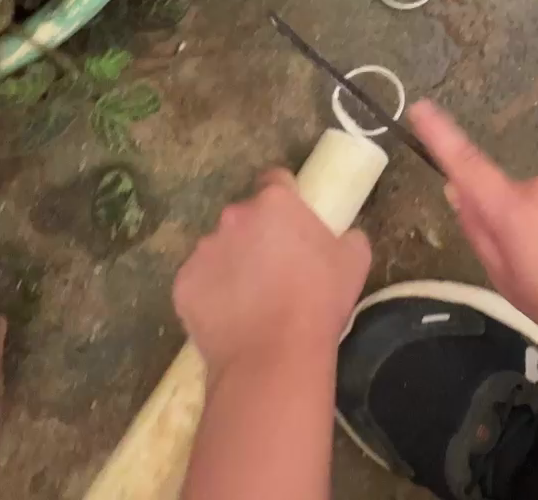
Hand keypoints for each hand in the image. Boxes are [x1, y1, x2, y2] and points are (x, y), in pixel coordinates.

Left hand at [172, 169, 371, 377]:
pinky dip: (211, 291)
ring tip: (252, 297)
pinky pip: (199, 280)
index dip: (286, 197)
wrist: (273, 357)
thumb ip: (347, 235)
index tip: (293, 221)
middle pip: (245, 216)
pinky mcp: (182, 285)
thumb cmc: (319, 301)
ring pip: (219, 248)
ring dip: (233, 261)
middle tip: (276, 265)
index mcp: (275, 202)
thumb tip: (342, 237)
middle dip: (257, 233)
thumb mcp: (355, 260)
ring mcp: (204, 251)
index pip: (276, 180)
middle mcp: (234, 217)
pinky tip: (231, 315)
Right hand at [410, 100, 537, 354]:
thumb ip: (479, 235)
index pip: (466, 164)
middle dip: (497, 227)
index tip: (420, 108)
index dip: (440, 136)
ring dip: (526, 235)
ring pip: (523, 208)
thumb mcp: (509, 282)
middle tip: (519, 273)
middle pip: (497, 198)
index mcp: (511, 208)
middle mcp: (536, 187)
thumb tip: (459, 195)